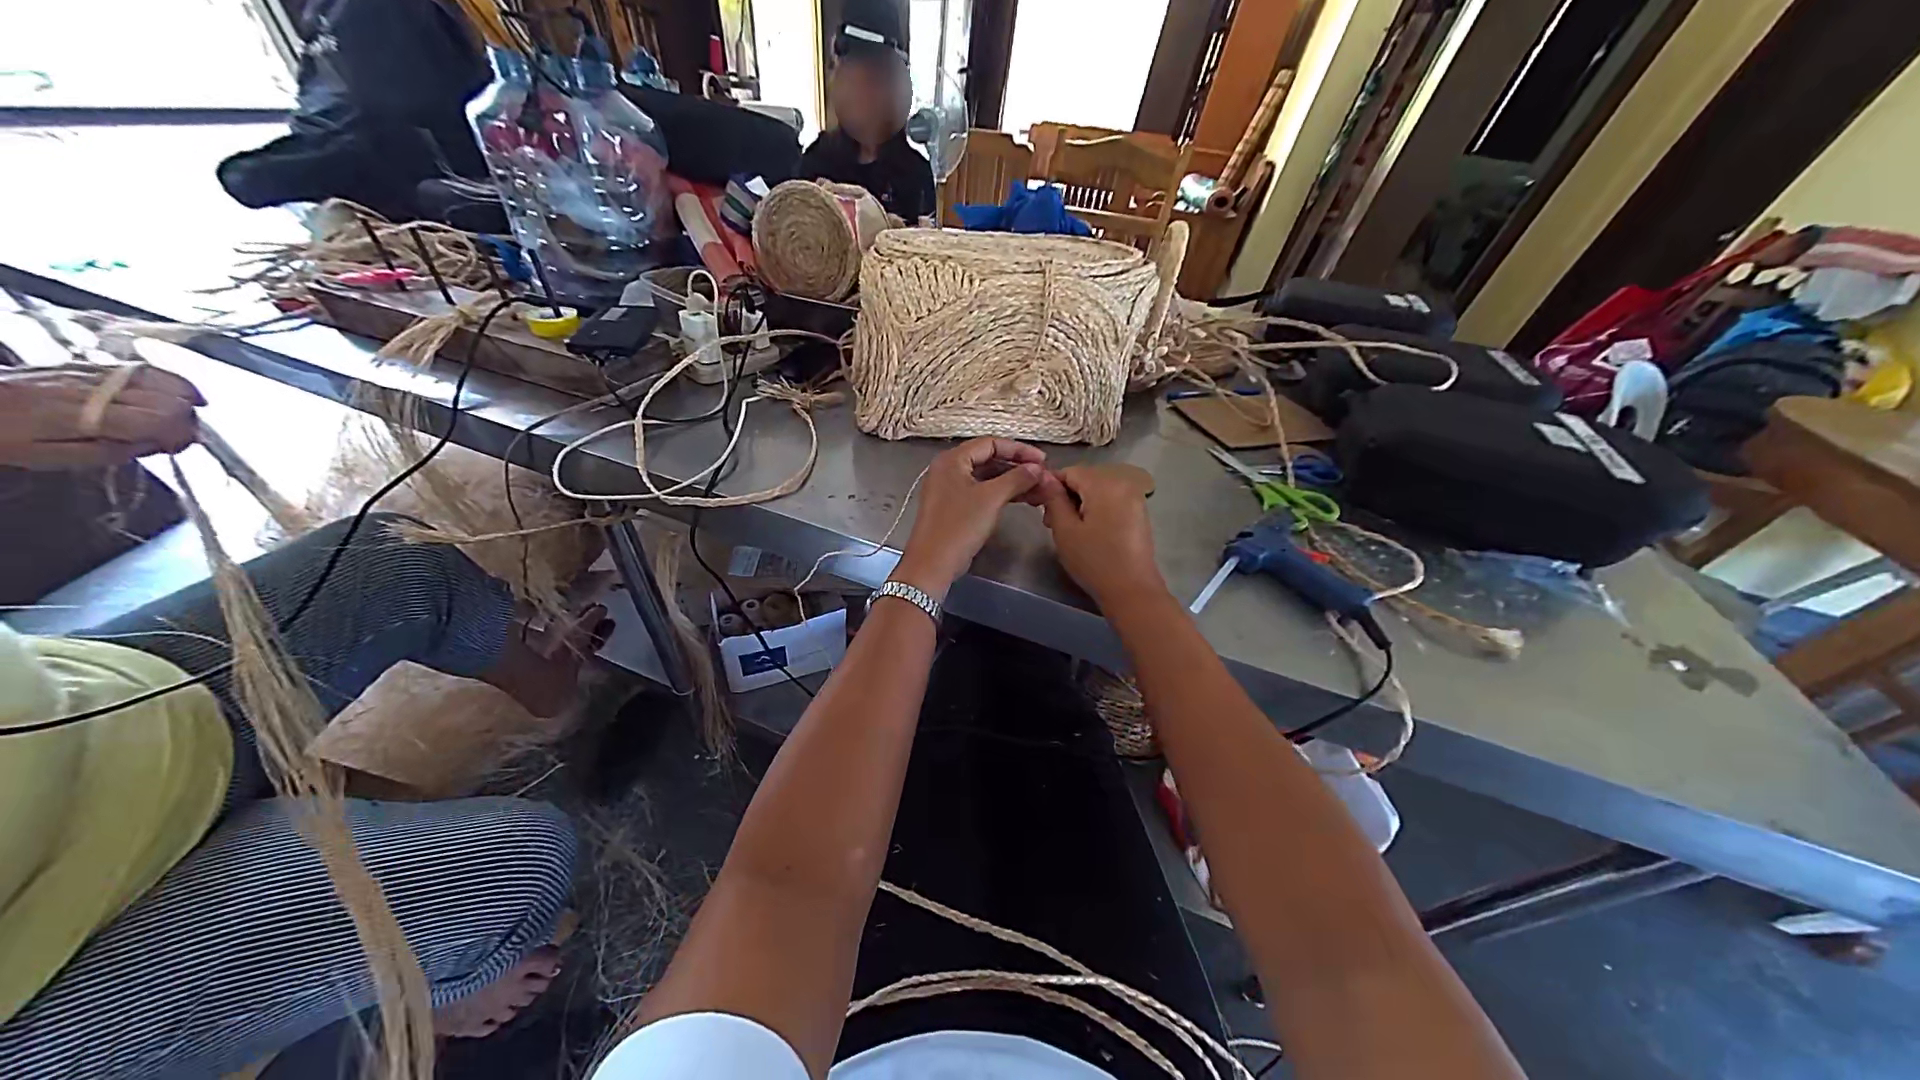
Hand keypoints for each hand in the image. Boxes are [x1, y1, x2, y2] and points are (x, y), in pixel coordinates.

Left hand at [0, 364, 203, 468]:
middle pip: (167, 399)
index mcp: (82, 416)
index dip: (180, 435)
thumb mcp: (51, 458)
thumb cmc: (2, 437)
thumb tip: (156, 445)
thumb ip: (109, 452)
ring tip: (191, 413)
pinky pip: (141, 368)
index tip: (176, 448)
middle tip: (178, 436)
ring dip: (185, 398)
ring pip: (161, 379)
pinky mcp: (84, 365)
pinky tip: (179, 392)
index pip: (159, 419)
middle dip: (185, 420)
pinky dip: (170, 380)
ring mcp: (89, 372)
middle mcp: (92, 389)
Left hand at [891, 437, 1047, 599]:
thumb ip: (1017, 478)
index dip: (1019, 449)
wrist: (932, 565)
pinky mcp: (954, 507)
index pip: (990, 443)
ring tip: (1038, 490)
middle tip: (1042, 476)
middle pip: (989, 459)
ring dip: (1013, 482)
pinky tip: (1022, 500)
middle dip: (1018, 467)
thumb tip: (1038, 468)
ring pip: (987, 478)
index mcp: (952, 460)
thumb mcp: (991, 499)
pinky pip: (982, 492)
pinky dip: (1002, 494)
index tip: (1042, 460)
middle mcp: (948, 470)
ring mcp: (950, 489)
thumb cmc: (959, 526)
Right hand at [1036, 463, 1166, 610]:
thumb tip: (1044, 477)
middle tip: (1051, 523)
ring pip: (1098, 490)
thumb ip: (1054, 499)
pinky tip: (1089, 532)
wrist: (1132, 590)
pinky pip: (1111, 501)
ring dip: (1080, 503)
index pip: (1070, 471)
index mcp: (1104, 483)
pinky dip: (1096, 509)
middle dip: (1066, 495)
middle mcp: (1123, 483)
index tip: (1038, 507)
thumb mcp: (1065, 530)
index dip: (1050, 486)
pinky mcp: (1139, 512)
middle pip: (1086, 479)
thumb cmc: (1094, 560)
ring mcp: (1135, 497)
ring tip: (1069, 530)